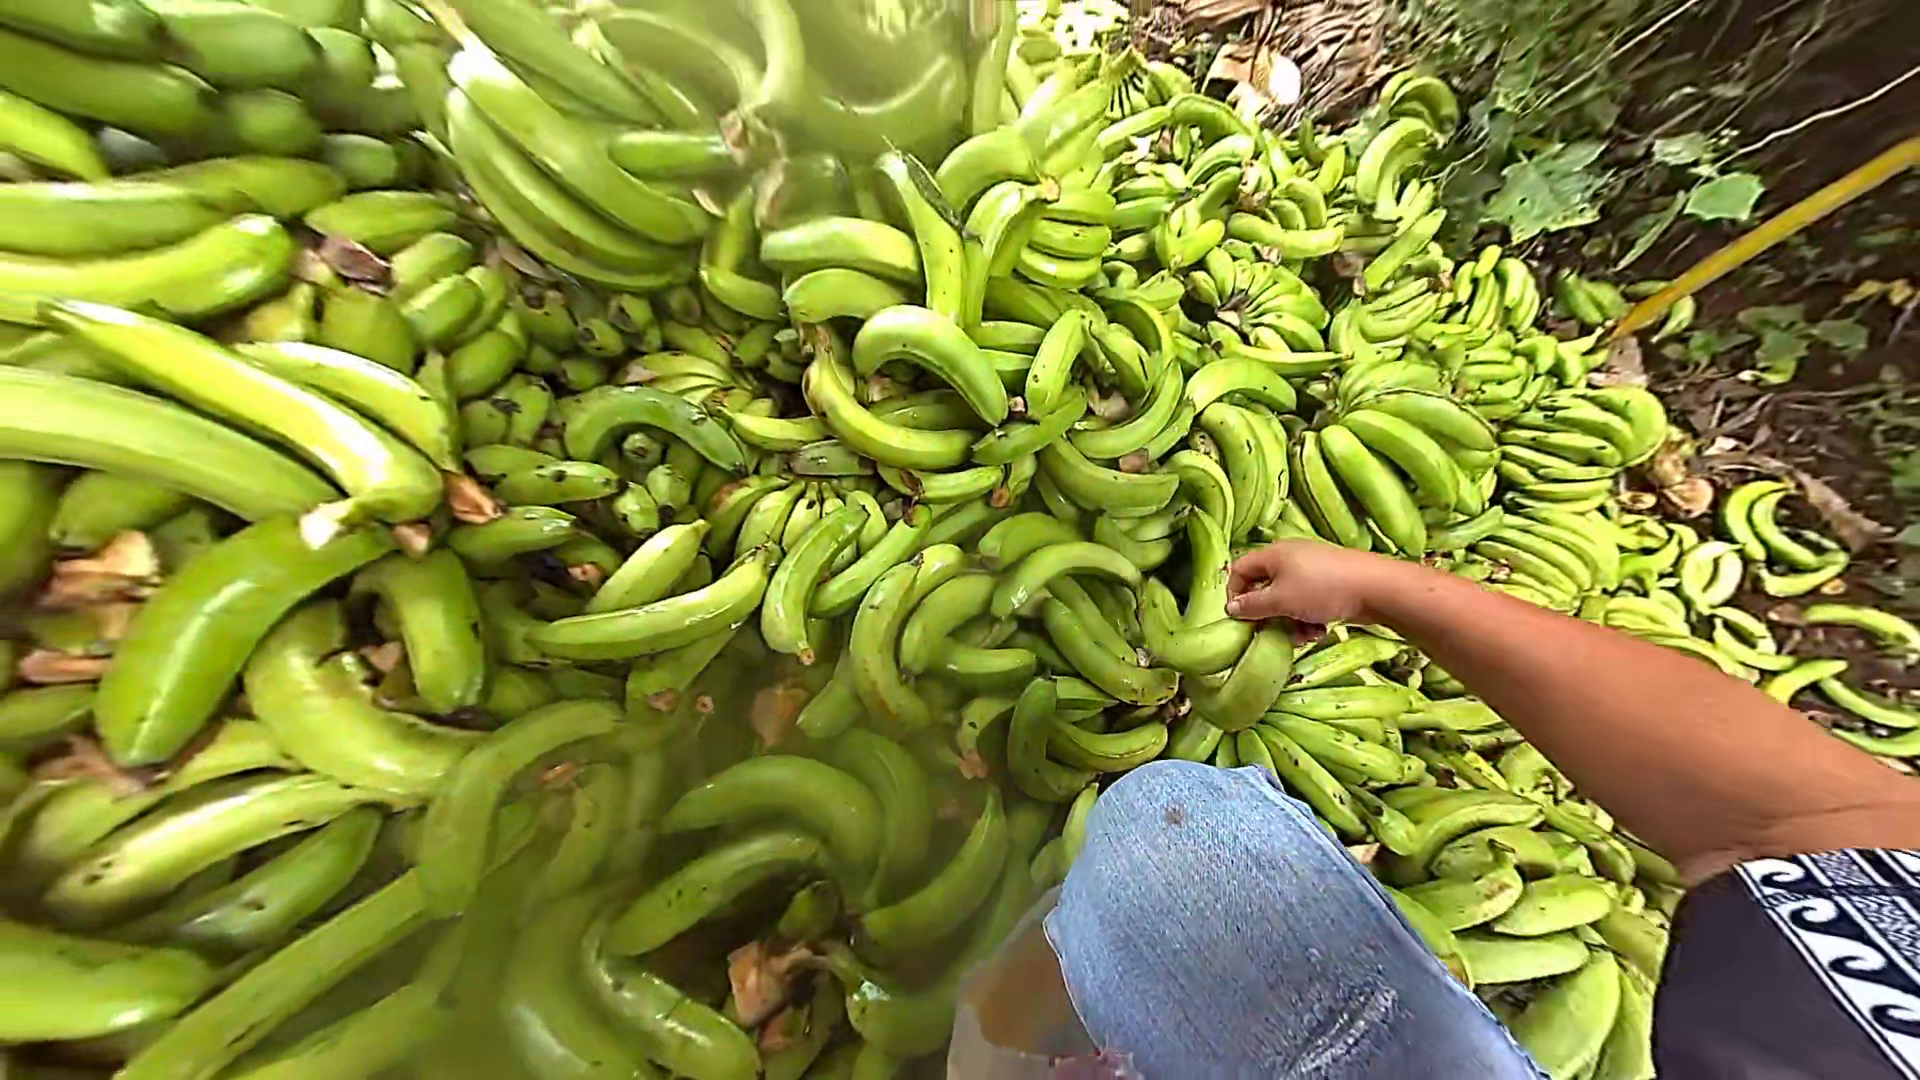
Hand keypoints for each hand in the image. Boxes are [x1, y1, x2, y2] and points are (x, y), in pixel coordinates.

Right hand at [1225, 540, 1404, 625]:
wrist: (1378, 588)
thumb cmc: (1321, 590)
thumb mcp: (1280, 601)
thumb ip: (1252, 606)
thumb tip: (1231, 609)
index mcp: (1273, 554)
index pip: (1240, 570)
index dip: (1234, 593)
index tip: (1240, 616)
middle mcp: (1290, 558)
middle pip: (1264, 587)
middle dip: (1268, 613)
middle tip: (1271, 631)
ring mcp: (1312, 569)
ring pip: (1287, 597)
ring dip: (1289, 620)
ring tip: (1303, 635)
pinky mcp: (1330, 582)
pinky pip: (1307, 599)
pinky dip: (1307, 617)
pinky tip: (1318, 631)